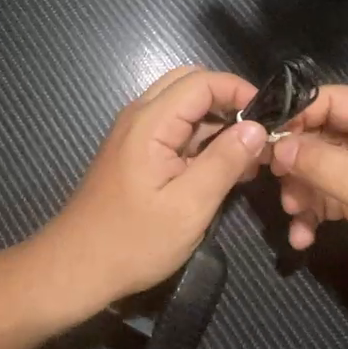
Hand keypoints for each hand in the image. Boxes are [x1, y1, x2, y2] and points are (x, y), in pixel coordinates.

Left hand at [30, 66, 267, 312]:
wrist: (76, 267)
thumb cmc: (134, 241)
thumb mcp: (189, 206)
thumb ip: (224, 162)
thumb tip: (256, 127)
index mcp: (150, 121)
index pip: (201, 81)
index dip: (239, 90)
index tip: (271, 118)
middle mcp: (140, 115)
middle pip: (190, 84)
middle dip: (228, 101)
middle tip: (258, 134)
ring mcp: (135, 132)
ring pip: (182, 105)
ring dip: (216, 121)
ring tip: (248, 156)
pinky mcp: (136, 151)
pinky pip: (173, 127)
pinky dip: (201, 138)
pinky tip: (224, 168)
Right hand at [269, 84, 347, 348]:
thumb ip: (326, 167)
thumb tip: (276, 145)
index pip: (331, 99)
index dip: (296, 113)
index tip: (264, 136)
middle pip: (316, 132)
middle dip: (294, 157)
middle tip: (275, 179)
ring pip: (312, 165)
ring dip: (298, 189)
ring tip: (295, 213)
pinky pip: (319, 196)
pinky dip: (307, 214)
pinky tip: (302, 238)